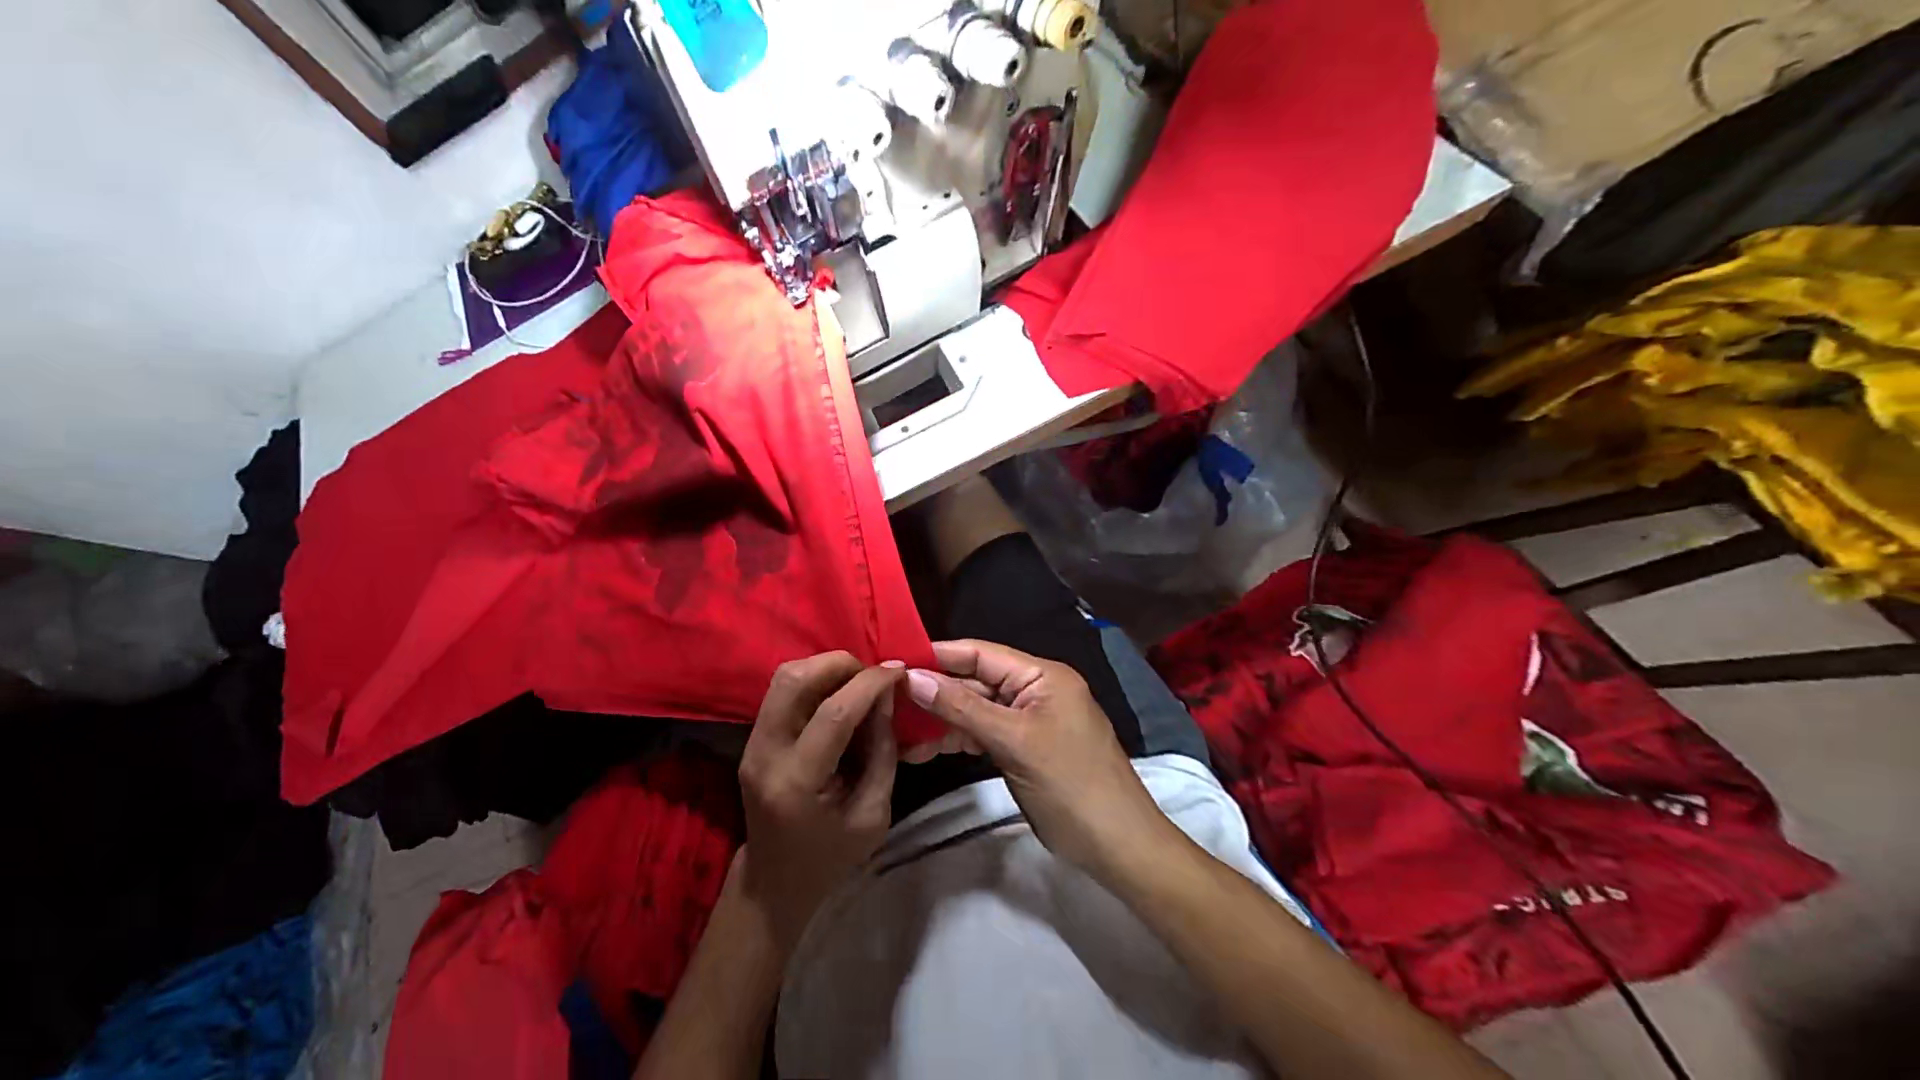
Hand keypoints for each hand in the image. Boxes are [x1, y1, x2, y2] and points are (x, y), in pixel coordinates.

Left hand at [738, 651, 901, 947]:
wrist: (774, 882)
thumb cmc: (830, 856)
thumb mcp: (874, 813)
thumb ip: (882, 751)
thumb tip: (886, 695)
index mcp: (796, 782)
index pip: (833, 714)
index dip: (870, 684)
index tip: (899, 671)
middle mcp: (765, 754)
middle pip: (794, 680)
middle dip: (840, 664)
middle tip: (873, 676)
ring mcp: (751, 744)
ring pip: (783, 678)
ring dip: (825, 668)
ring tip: (858, 682)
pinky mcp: (752, 739)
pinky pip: (781, 692)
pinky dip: (814, 681)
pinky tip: (838, 694)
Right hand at [906, 640, 1175, 880]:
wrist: (1116, 844)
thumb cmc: (1070, 783)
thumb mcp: (1014, 741)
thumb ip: (962, 707)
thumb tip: (913, 678)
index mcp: (1042, 675)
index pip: (981, 654)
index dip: (938, 656)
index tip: (895, 662)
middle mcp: (1034, 691)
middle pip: (975, 682)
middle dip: (935, 692)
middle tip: (887, 701)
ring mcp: (1028, 721)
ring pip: (975, 710)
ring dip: (940, 720)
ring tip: (897, 731)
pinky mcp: (1023, 748)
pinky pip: (983, 734)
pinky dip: (956, 740)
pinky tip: (923, 749)